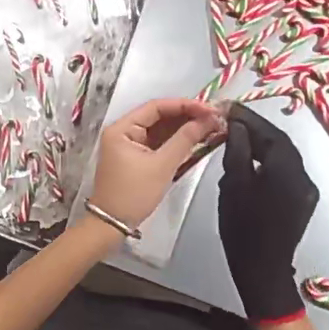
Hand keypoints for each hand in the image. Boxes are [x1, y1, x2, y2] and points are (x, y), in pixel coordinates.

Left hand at [87, 97, 225, 231]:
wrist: (112, 224)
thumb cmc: (133, 194)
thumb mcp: (162, 165)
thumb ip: (185, 139)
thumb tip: (208, 120)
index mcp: (122, 128)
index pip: (156, 107)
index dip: (185, 105)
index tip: (210, 110)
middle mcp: (123, 132)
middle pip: (159, 117)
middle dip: (187, 117)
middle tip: (216, 118)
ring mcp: (129, 146)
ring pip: (161, 131)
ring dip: (184, 129)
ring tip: (212, 127)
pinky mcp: (137, 159)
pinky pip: (159, 144)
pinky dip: (177, 142)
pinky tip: (197, 140)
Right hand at [219, 105, 318, 321]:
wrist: (262, 267)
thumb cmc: (242, 227)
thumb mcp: (234, 184)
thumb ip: (237, 150)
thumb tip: (237, 125)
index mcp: (287, 169)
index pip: (270, 133)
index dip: (249, 118)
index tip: (228, 108)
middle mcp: (303, 175)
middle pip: (280, 143)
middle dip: (256, 130)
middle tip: (231, 120)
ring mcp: (306, 190)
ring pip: (283, 158)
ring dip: (262, 145)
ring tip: (237, 139)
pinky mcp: (302, 201)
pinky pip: (285, 173)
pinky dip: (267, 162)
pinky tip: (250, 162)